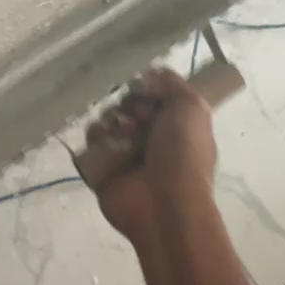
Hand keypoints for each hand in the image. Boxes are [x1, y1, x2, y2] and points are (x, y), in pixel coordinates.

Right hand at [86, 69, 218, 243]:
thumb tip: (143, 79)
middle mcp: (151, 136)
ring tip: (124, 135)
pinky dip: (99, 137)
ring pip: (108, 117)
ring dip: (115, 120)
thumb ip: (170, 83)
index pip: (153, 93)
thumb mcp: (191, 107)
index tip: (151, 95)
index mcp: (175, 124)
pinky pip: (92, 138)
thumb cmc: (183, 155)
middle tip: (139, 118)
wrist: (164, 205)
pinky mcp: (103, 165)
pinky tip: (110, 145)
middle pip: (128, 102)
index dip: (150, 89)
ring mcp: (126, 151)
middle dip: (131, 104)